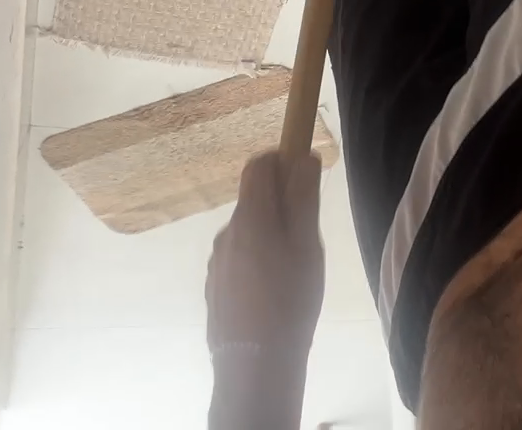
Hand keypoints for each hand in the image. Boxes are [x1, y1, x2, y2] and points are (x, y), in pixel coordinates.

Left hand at [205, 150, 324, 358]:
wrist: (255, 365)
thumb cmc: (290, 297)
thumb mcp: (307, 243)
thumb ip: (303, 195)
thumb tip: (302, 156)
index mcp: (250, 217)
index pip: (257, 165)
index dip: (281, 160)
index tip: (302, 177)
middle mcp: (227, 232)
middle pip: (254, 198)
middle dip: (281, 202)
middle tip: (307, 231)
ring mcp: (217, 261)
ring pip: (248, 229)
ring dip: (269, 233)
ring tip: (293, 267)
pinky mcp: (215, 286)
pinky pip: (239, 256)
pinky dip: (257, 258)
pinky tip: (273, 289)